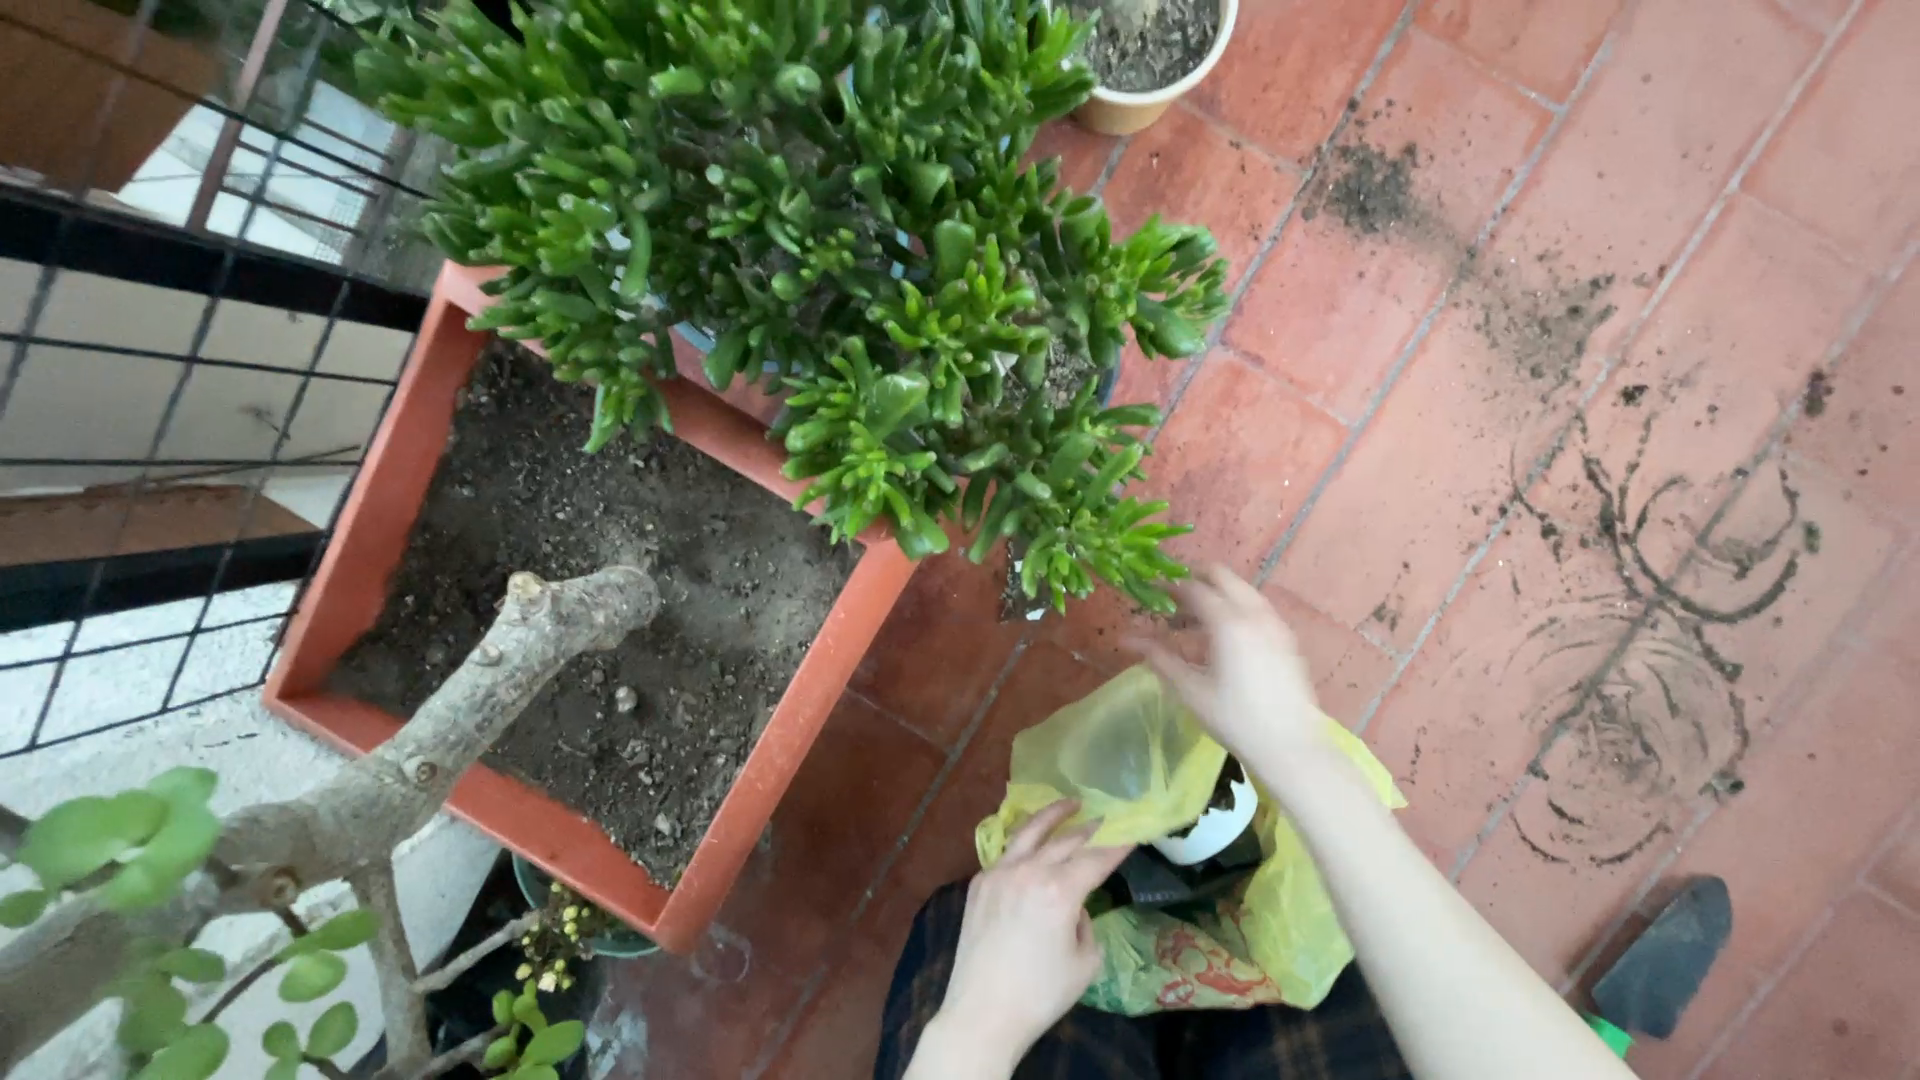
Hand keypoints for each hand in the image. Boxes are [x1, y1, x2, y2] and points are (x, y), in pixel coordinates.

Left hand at [927, 800, 1131, 1075]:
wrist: (982, 1013)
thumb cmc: (1040, 995)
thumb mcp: (1084, 963)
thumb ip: (1085, 923)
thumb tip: (1072, 906)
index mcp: (1059, 890)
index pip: (1097, 858)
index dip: (1118, 844)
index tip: (1134, 830)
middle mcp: (1028, 871)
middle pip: (1067, 841)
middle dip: (1091, 829)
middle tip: (1108, 818)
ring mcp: (999, 872)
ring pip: (1030, 832)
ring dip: (1054, 815)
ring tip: (1071, 803)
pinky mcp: (979, 882)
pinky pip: (1007, 853)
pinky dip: (1025, 842)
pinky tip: (1034, 840)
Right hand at [1133, 565, 1321, 761]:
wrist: (1289, 746)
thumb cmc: (1233, 718)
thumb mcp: (1190, 689)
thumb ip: (1158, 657)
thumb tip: (1126, 639)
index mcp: (1228, 622)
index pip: (1193, 588)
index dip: (1168, 586)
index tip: (1149, 591)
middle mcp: (1254, 614)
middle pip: (1222, 576)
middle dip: (1194, 580)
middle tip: (1172, 600)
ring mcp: (1275, 624)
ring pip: (1242, 590)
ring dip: (1216, 594)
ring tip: (1193, 621)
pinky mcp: (1287, 639)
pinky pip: (1257, 608)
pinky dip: (1236, 608)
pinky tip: (1223, 637)